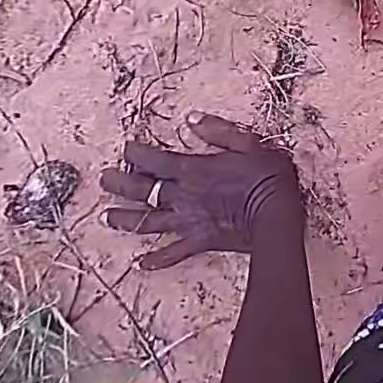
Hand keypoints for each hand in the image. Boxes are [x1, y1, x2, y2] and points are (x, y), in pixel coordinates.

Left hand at [98, 113, 304, 268]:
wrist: (277, 216)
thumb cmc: (266, 176)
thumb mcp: (248, 143)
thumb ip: (219, 131)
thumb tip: (192, 119)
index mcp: (194, 170)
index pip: (155, 160)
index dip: (136, 153)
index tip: (127, 148)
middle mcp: (184, 196)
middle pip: (143, 190)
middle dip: (120, 183)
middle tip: (105, 179)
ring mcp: (189, 221)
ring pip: (149, 221)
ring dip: (127, 219)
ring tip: (108, 216)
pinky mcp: (200, 241)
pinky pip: (173, 253)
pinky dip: (156, 260)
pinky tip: (141, 264)